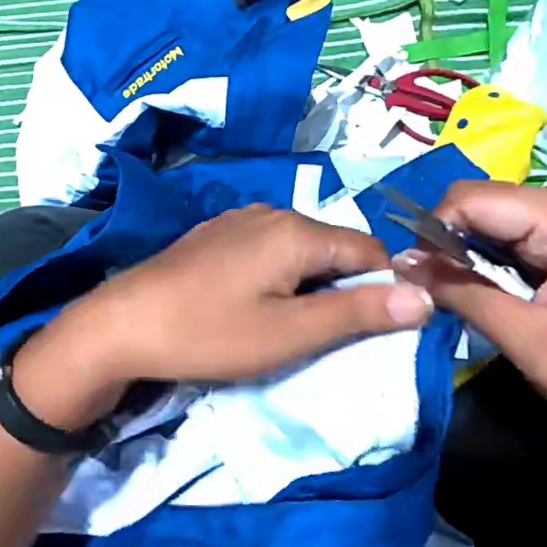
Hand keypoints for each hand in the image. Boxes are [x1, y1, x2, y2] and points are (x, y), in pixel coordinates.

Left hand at [13, 205, 433, 428]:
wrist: (122, 324)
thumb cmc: (210, 333)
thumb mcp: (291, 333)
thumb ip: (358, 313)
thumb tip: (425, 297)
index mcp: (298, 231)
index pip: (370, 249)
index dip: (382, 286)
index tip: (372, 328)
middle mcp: (271, 212)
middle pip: (333, 247)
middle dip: (341, 286)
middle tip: (322, 334)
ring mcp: (238, 219)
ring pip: (299, 248)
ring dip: (307, 283)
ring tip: (285, 324)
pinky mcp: (214, 233)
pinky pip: (266, 248)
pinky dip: (276, 274)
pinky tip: (250, 304)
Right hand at [392, 182, 546, 443]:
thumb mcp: (536, 341)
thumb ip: (465, 294)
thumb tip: (400, 262)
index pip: (474, 198)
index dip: (433, 231)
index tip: (411, 276)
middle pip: (481, 207)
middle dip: (447, 245)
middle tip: (429, 293)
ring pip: (490, 225)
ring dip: (464, 259)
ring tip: (451, 298)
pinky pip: (508, 244)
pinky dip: (485, 269)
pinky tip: (480, 296)